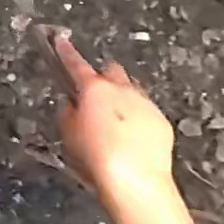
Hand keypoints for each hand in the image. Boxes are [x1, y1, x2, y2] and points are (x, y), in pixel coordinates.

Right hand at [52, 32, 177, 212]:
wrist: (137, 182)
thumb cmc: (96, 158)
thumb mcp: (69, 135)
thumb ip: (68, 113)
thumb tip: (72, 106)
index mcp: (94, 89)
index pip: (75, 63)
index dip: (66, 51)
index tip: (61, 40)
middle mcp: (121, 89)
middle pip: (111, 70)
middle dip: (104, 78)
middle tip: (96, 96)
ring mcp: (144, 104)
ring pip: (131, 90)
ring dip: (122, 99)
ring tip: (116, 124)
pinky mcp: (161, 121)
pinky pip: (146, 112)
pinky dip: (138, 119)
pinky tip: (133, 139)